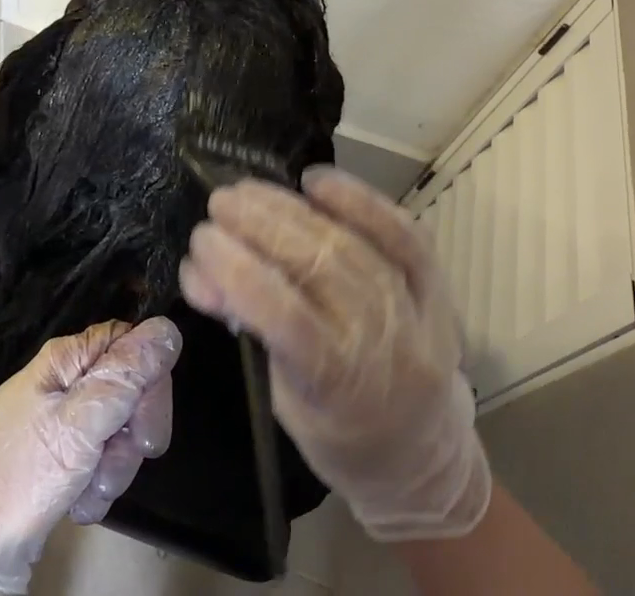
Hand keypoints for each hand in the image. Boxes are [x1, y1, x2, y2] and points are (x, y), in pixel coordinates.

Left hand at [0, 318, 182, 594]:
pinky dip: (96, 487)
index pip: (130, 345)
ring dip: (113, 469)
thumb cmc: (21, 475)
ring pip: (119, 433)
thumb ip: (125, 376)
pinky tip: (77, 504)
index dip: (148, 382)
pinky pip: (100, 463)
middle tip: (112, 462)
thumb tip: (166, 328)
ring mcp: (61, 423)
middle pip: (129, 391)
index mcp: (65, 360)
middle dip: (132, 435)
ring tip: (86, 490)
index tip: (145, 424)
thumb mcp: (81, 423)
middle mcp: (64, 383)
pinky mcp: (60, 459)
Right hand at [179, 166, 490, 541]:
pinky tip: (316, 180)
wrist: (419, 453)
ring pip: (348, 241)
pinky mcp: (435, 287)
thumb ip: (247, 332)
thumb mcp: (280, 396)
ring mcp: (414, 309)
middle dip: (258, 225)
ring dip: (291, 207)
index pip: (282, 314)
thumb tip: (199, 276)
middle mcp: (379, 339)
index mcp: (336, 381)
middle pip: (315, 264)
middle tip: (217, 203)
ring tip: (248, 189)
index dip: (237, 270)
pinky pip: (402, 233)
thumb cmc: (335, 432)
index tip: (201, 241)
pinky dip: (360, 201)